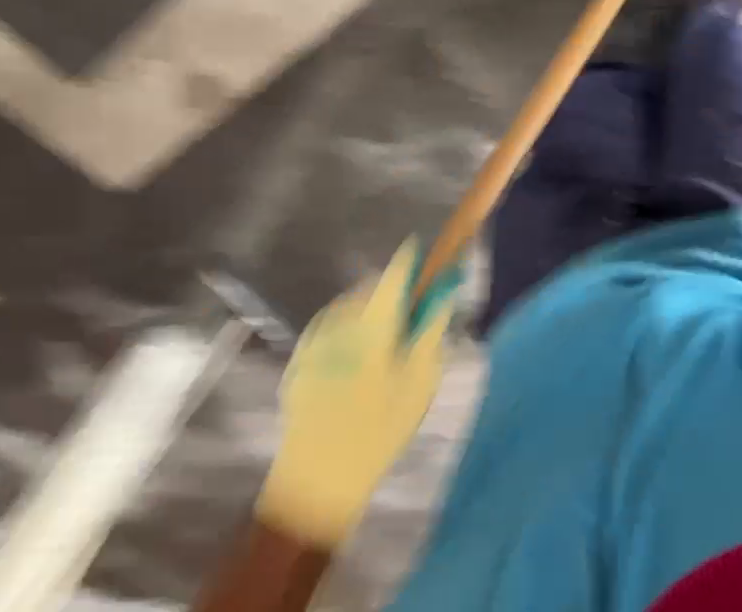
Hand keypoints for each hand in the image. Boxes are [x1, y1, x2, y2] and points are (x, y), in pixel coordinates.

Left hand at [255, 239, 461, 547]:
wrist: (317, 478)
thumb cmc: (378, 431)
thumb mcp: (419, 384)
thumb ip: (431, 331)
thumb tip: (440, 295)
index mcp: (371, 322)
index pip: (397, 272)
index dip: (417, 262)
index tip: (431, 263)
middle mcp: (338, 319)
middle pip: (373, 287)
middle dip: (395, 294)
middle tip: (413, 322)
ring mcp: (314, 338)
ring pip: (351, 307)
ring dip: (372, 313)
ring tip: (387, 351)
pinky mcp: (300, 357)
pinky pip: (333, 329)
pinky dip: (351, 333)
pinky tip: (359, 368)